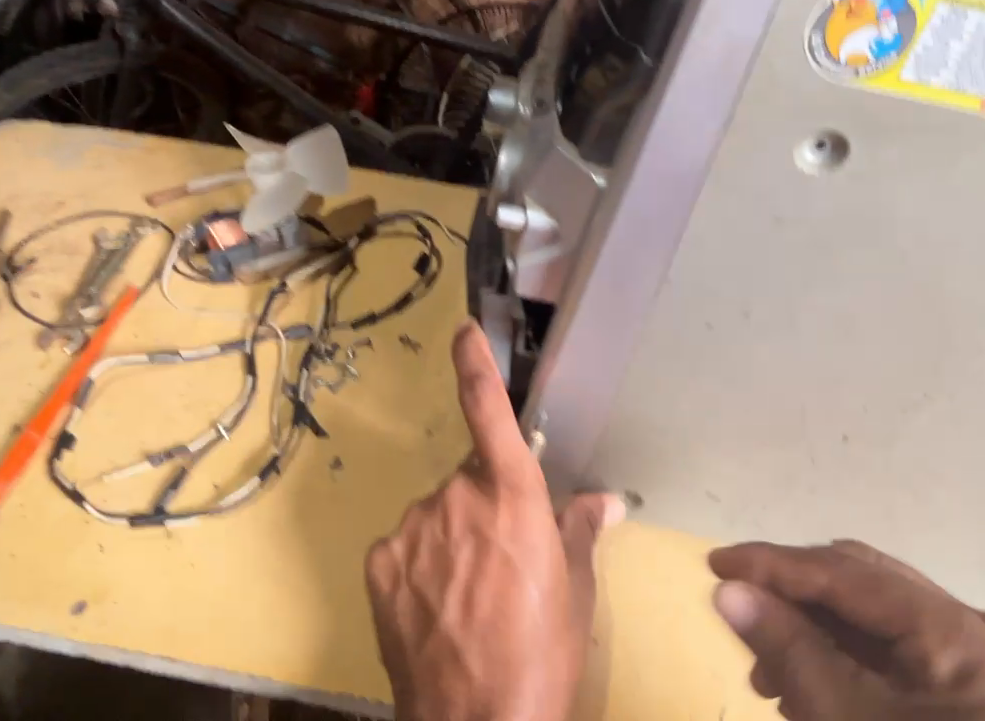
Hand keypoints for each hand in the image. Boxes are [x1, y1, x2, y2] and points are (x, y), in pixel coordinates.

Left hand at [365, 322, 624, 720]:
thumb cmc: (541, 653)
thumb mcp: (574, 592)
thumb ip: (579, 530)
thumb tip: (605, 499)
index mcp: (511, 495)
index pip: (489, 412)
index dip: (475, 364)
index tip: (463, 331)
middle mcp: (456, 497)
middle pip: (470, 479)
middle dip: (485, 505)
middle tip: (501, 562)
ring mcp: (411, 528)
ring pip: (438, 514)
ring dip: (452, 537)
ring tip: (470, 596)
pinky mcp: (380, 562)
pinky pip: (407, 545)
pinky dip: (421, 564)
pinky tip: (435, 608)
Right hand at [710, 540, 984, 720]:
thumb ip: (786, 648)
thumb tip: (729, 591)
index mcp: (971, 639)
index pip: (852, 574)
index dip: (777, 565)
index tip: (716, 563)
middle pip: (869, 591)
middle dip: (797, 602)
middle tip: (739, 618)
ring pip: (884, 623)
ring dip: (819, 635)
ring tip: (769, 676)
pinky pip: (907, 656)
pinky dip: (854, 662)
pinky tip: (814, 688)